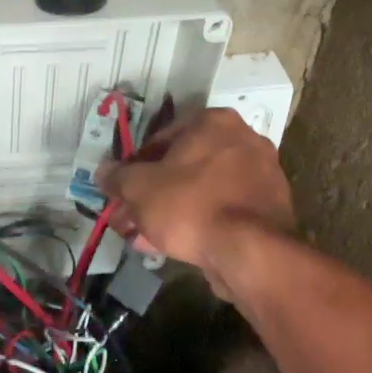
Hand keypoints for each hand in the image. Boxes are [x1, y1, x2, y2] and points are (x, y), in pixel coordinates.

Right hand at [100, 108, 292, 294]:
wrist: (249, 251)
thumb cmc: (190, 206)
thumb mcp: (139, 189)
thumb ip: (118, 177)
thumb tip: (103, 172)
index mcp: (213, 122)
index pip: (162, 137)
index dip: (135, 166)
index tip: (122, 190)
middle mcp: (243, 140)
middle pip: (184, 167)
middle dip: (153, 194)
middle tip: (130, 218)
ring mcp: (261, 174)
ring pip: (202, 191)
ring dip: (172, 212)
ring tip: (146, 238)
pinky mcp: (268, 208)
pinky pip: (222, 211)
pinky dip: (199, 224)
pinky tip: (174, 246)